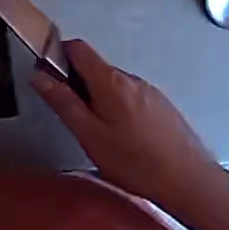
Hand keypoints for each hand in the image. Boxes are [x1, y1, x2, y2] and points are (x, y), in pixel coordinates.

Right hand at [32, 40, 228, 208]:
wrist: (188, 181)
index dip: (59, 55)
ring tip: (99, 134)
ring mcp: (150, 91)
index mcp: (109, 81)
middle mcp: (131, 79)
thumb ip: (62, 102)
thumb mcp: (88, 134)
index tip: (50, 75)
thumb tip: (40, 77)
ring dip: (99, 99)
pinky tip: (123, 139)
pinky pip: (131, 97)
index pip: (78, 48)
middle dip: (78, 84)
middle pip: (96, 67)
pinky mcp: (162, 106)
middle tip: (73, 116)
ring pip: (113, 84)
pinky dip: (118, 108)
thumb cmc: (134, 161)